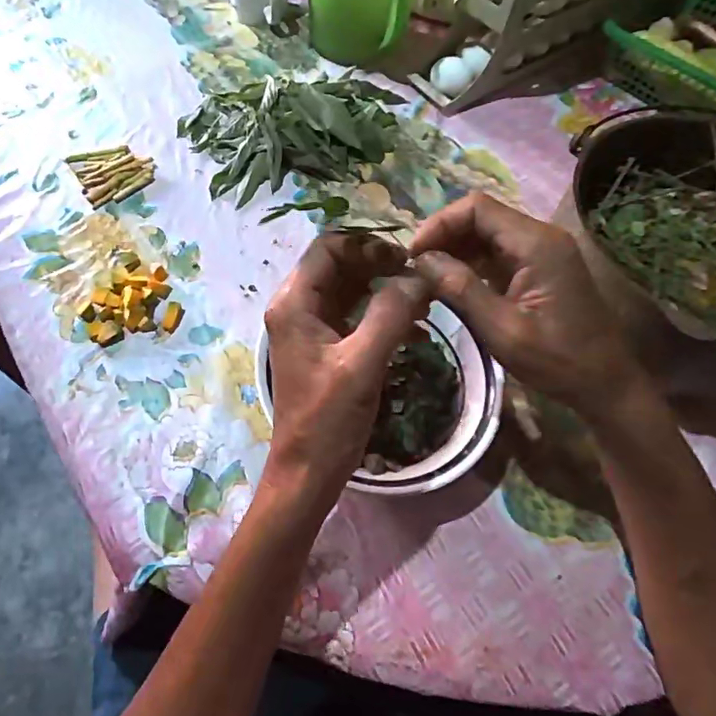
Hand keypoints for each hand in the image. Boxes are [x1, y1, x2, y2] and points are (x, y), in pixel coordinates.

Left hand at [263, 234, 429, 508]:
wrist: (307, 470)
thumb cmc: (328, 419)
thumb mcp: (362, 363)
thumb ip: (390, 314)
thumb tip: (418, 276)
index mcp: (293, 303)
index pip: (328, 247)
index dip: (367, 244)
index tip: (405, 256)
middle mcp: (295, 307)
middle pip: (337, 265)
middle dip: (377, 264)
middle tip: (418, 276)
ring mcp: (308, 327)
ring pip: (346, 289)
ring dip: (381, 287)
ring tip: (422, 296)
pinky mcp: (322, 346)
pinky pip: (350, 314)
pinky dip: (378, 311)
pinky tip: (411, 323)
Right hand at [409, 193, 646, 416]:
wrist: (604, 383)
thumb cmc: (556, 359)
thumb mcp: (501, 328)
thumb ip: (460, 288)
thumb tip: (421, 260)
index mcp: (536, 244)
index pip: (477, 208)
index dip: (439, 223)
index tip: (413, 254)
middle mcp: (539, 237)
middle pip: (479, 216)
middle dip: (442, 236)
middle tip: (414, 267)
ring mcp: (539, 251)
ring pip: (484, 233)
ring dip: (452, 249)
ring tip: (424, 277)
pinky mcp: (535, 268)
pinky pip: (493, 252)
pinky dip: (467, 263)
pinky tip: (447, 283)